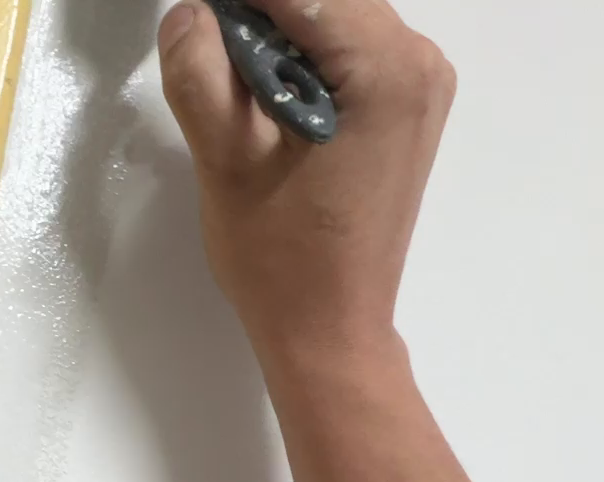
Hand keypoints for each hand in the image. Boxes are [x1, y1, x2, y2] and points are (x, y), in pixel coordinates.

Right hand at [158, 0, 454, 369]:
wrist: (326, 328)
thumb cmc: (277, 258)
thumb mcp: (227, 167)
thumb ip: (202, 83)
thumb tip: (185, 15)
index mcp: (386, 66)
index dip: (237, 3)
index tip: (192, 21)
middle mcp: (418, 62)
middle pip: (324, 3)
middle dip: (255, 22)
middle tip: (201, 64)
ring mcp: (417, 91)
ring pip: (334, 31)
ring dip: (274, 47)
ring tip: (227, 96)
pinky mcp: (402, 119)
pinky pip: (346, 65)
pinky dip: (298, 73)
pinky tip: (263, 115)